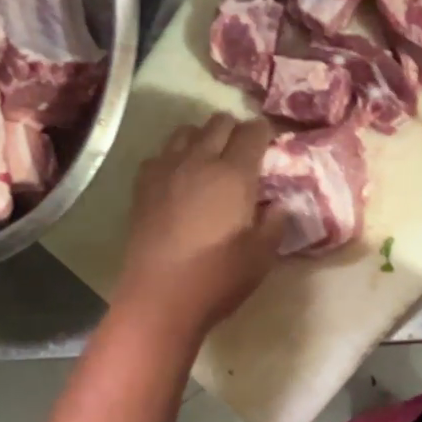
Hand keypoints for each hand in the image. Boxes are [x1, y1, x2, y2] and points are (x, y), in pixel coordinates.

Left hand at [116, 115, 285, 331]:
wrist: (159, 298)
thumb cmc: (216, 280)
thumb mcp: (260, 258)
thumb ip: (274, 225)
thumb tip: (279, 206)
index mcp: (234, 174)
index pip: (253, 132)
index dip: (264, 135)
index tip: (268, 147)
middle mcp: (199, 160)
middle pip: (218, 123)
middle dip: (234, 132)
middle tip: (240, 155)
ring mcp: (166, 169)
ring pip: (186, 132)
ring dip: (202, 139)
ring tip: (208, 162)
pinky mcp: (142, 186)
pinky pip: (160, 155)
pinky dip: (173, 158)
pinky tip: (178, 180)